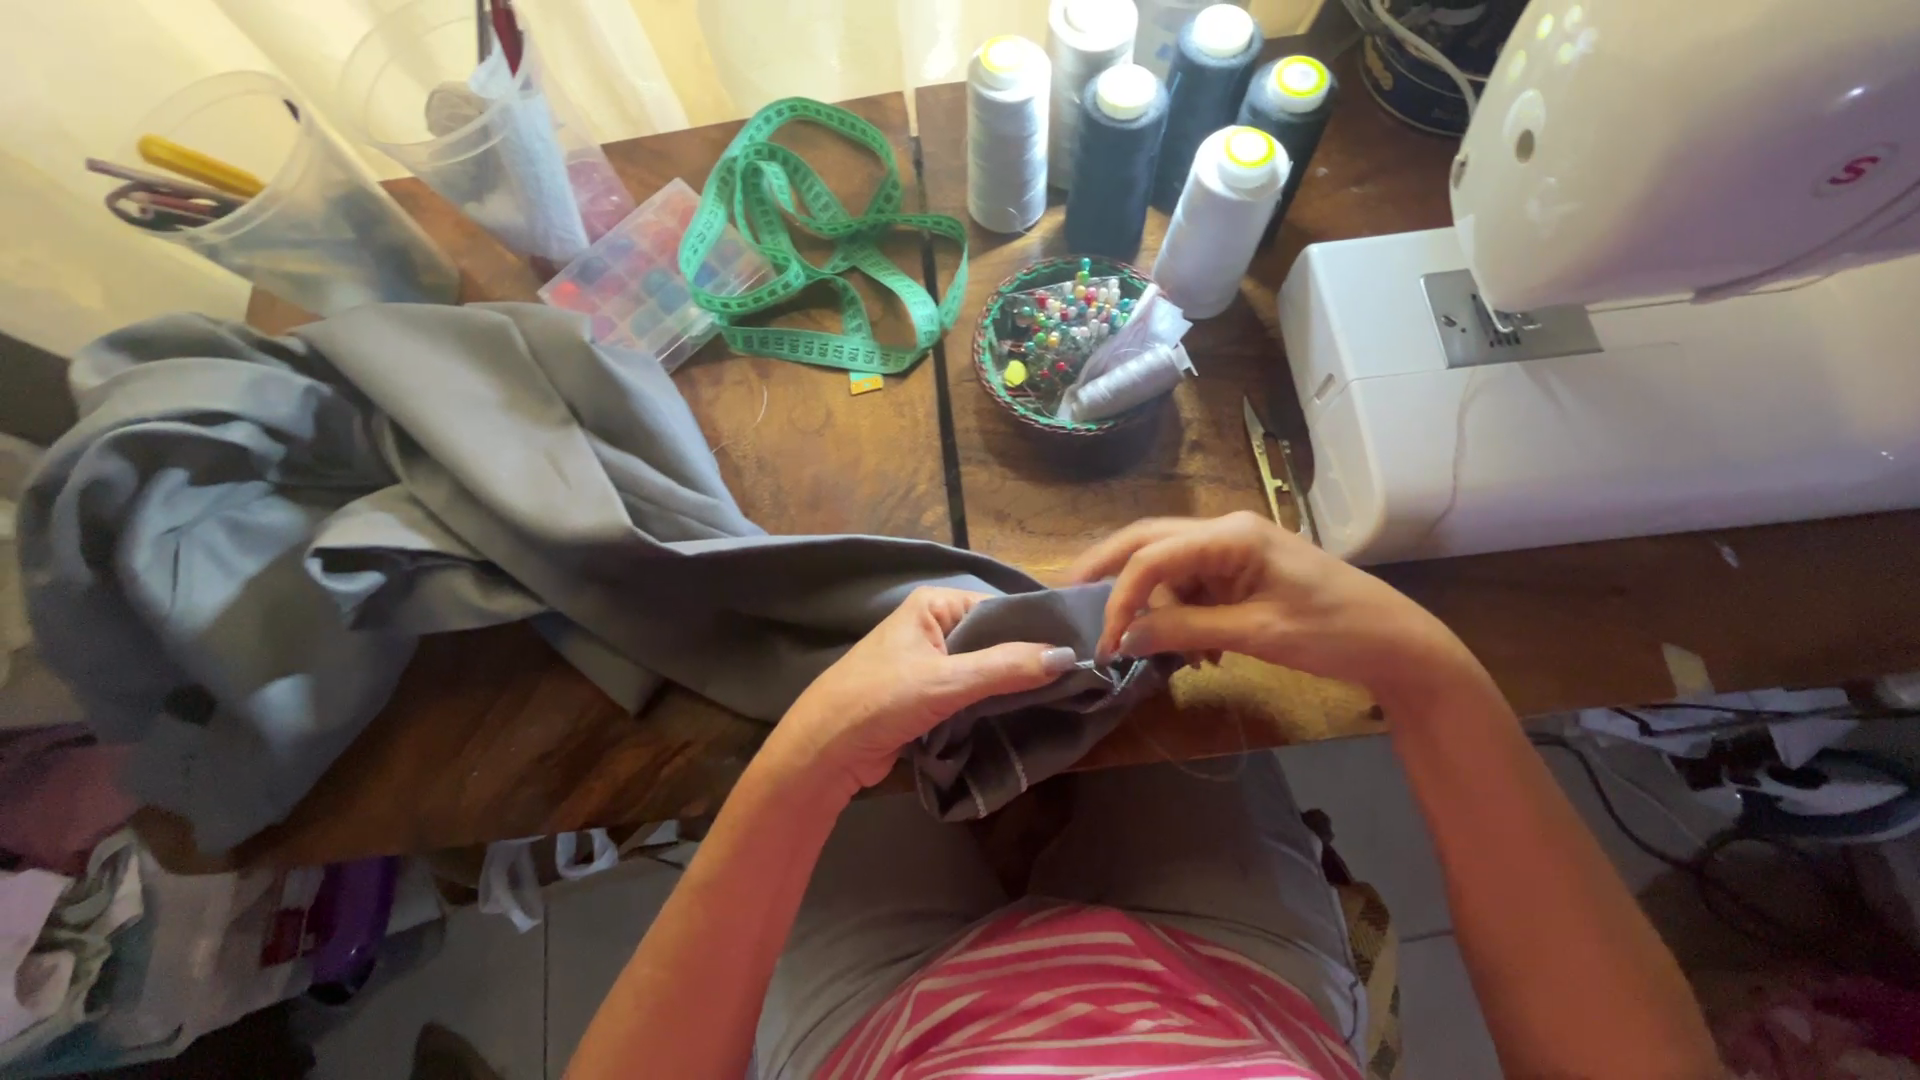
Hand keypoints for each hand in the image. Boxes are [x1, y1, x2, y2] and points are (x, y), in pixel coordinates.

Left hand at [765, 587, 1078, 799]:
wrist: (825, 751)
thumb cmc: (880, 701)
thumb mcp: (946, 680)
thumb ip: (1005, 667)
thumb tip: (1067, 656)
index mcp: (935, 604)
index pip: (1000, 608)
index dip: (1036, 629)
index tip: (1079, 650)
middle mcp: (933, 625)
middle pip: (994, 639)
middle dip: (1027, 660)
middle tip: (1078, 678)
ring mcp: (930, 661)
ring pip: (985, 668)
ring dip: (1011, 685)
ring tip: (1062, 697)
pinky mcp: (928, 695)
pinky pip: (972, 692)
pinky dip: (993, 702)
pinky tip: (1025, 713)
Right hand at [1068, 512, 1488, 711]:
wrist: (1398, 644)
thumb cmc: (1334, 632)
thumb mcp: (1256, 634)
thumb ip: (1185, 630)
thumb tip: (1124, 638)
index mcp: (1230, 534)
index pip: (1152, 556)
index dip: (1121, 598)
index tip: (1107, 642)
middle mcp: (1226, 530)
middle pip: (1150, 543)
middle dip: (1111, 573)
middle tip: (1075, 599)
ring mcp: (1234, 550)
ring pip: (1168, 568)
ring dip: (1154, 606)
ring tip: (1150, 649)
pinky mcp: (1242, 571)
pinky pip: (1193, 587)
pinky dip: (1182, 616)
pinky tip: (1195, 653)